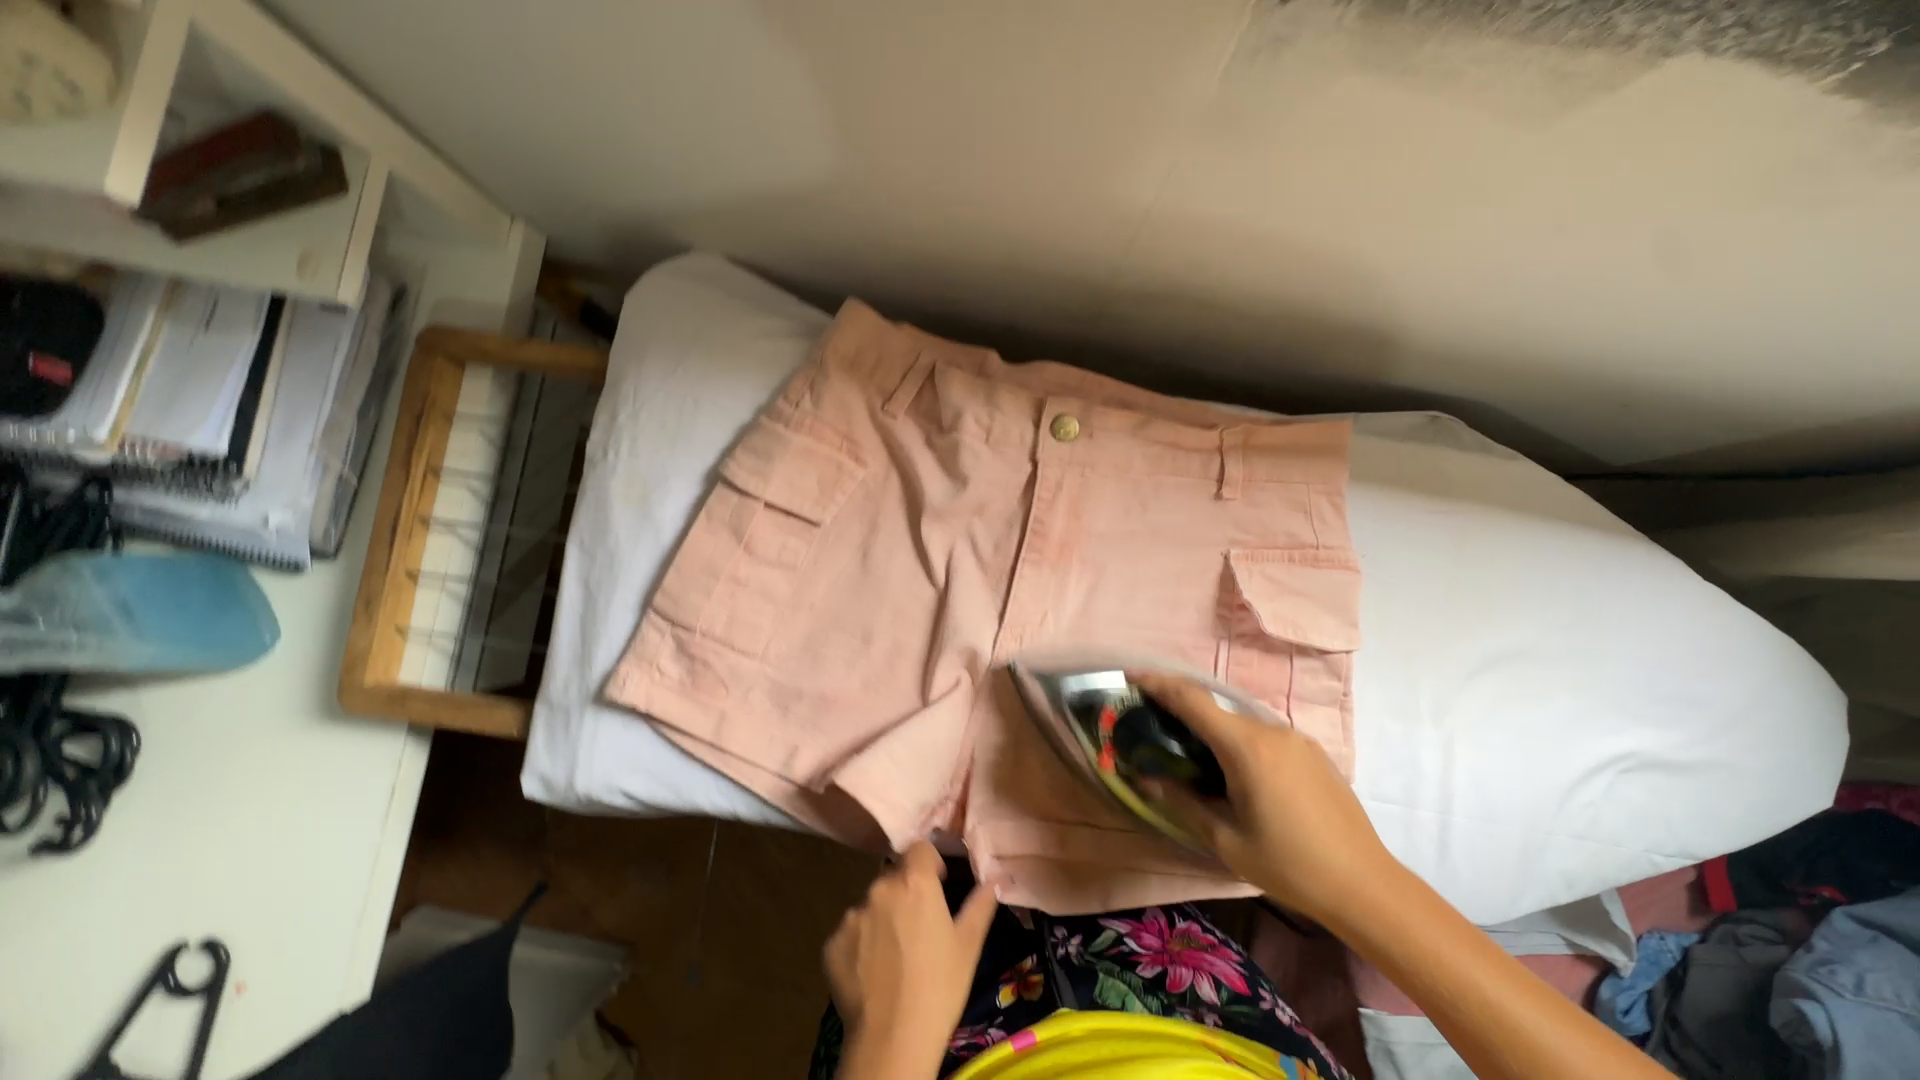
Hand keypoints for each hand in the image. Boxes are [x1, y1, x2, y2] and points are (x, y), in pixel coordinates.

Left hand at [823, 841, 997, 1074]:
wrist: (893, 1037)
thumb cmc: (940, 987)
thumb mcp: (969, 945)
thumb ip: (981, 904)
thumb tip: (997, 878)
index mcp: (915, 883)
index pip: (919, 848)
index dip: (929, 862)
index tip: (938, 884)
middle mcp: (879, 889)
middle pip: (893, 877)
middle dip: (906, 893)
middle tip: (918, 927)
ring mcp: (851, 915)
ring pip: (870, 905)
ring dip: (882, 917)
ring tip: (894, 955)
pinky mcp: (831, 942)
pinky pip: (850, 932)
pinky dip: (861, 944)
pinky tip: (873, 971)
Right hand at [1132, 671, 1395, 924]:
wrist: (1363, 884)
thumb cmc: (1289, 866)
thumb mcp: (1225, 840)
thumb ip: (1182, 802)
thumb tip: (1146, 778)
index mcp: (1246, 748)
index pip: (1192, 700)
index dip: (1158, 684)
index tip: (1131, 676)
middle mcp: (1272, 731)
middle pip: (1215, 710)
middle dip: (1180, 712)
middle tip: (1151, 728)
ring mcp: (1296, 739)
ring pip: (1240, 724)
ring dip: (1210, 731)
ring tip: (1188, 756)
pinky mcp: (1311, 753)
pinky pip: (1263, 736)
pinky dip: (1236, 742)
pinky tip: (1230, 773)